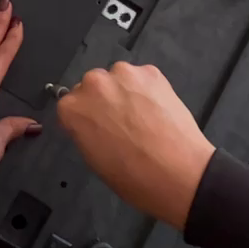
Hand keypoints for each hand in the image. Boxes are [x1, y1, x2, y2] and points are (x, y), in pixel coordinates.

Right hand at [57, 62, 214, 230]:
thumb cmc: (134, 176)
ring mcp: (123, 73)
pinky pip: (142, 77)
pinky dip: (146, 89)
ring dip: (125, 91)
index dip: (84, 118)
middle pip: (92, 86)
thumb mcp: (94, 160)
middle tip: (120, 123)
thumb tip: (91, 121)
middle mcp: (94, 83)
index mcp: (73, 108)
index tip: (95, 127)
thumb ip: (85, 130)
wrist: (179, 173)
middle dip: (103, 100)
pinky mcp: (151, 71)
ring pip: (118, 78)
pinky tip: (156, 110)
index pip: (70, 105)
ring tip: (141, 117)